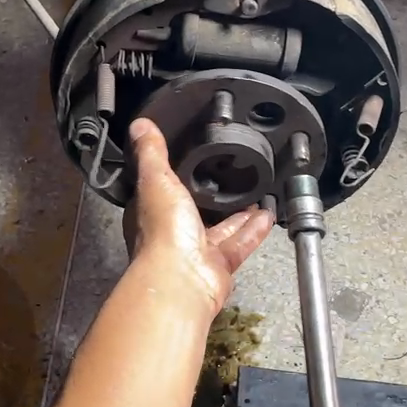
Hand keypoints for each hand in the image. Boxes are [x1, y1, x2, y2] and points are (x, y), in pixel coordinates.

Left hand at [122, 118, 274, 313]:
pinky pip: (239, 244)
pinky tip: (267, 217)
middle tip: (228, 180)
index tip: (186, 161)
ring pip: (221, 228)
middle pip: (194, 210)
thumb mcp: (156, 178)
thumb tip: (140, 126)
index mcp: (151, 211)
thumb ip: (151, 152)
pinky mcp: (218, 264)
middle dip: (211, 196)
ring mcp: (196, 250)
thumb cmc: (161, 234)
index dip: (172, 174)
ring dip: (239, 214)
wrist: (181, 280)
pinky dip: (254, 231)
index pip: (160, 187)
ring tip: (257, 197)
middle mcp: (172, 232)